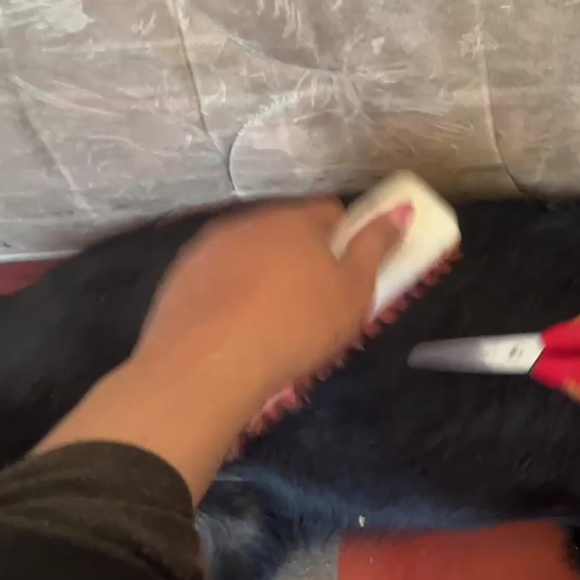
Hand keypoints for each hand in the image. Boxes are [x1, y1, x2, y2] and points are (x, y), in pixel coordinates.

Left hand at [34, 198, 407, 498]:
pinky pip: (221, 276)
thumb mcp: (354, 289)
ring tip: (278, 318)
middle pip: (290, 230)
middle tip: (321, 298)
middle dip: (307, 254)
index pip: (333, 211)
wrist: (205, 370)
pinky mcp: (179, 280)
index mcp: (295, 220)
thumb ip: (377, 245)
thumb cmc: (297, 326)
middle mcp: (249, 223)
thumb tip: (401, 209)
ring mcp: (207, 250)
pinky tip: (241, 328)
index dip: (349, 238)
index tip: (352, 271)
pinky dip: (235, 292)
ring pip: (253, 252)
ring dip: (269, 272)